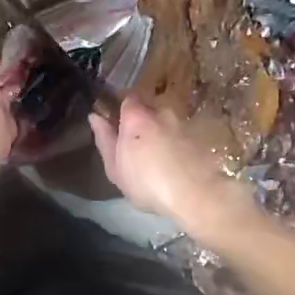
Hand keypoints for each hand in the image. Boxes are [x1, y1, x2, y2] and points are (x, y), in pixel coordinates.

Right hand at [89, 98, 250, 232]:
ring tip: (158, 161)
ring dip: (162, 136)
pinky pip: (182, 138)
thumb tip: (95, 117)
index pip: (127, 99)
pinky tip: (176, 167)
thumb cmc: (146, 183)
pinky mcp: (200, 139)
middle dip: (143, 124)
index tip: (118, 127)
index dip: (122, 111)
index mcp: (137, 116)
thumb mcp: (115, 168)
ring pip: (167, 124)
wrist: (194, 195)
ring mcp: (183, 125)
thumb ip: (104, 139)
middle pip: (149, 111)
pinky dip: (177, 147)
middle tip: (137, 148)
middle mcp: (162, 113)